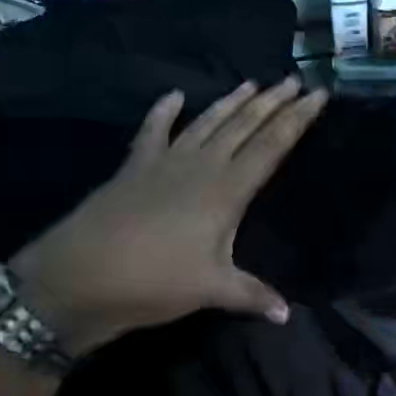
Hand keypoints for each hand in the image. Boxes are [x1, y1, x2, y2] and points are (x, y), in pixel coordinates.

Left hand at [10, 78, 327, 353]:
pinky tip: (174, 96)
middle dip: (273, 102)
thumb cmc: (154, 281)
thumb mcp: (211, 290)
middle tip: (295, 80)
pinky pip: (152, 132)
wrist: (77, 278)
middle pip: (244, 126)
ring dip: (232, 102)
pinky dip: (162, 113)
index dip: (297, 119)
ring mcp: (165, 163)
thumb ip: (253, 295)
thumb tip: (287, 315)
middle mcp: (201, 167)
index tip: (318, 94)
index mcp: (227, 191)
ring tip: (253, 83)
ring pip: (207, 123)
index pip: (272, 146)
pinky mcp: (134, 168)